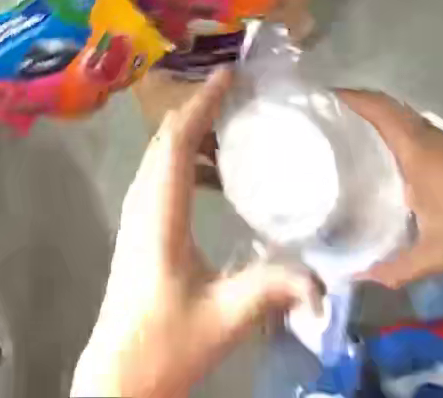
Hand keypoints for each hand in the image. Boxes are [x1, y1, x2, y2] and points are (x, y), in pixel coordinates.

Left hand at [73, 70, 319, 397]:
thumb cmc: (165, 340)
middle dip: (201, 108)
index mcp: (157, 207)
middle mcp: (142, 196)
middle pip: (167, 136)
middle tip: (241, 93)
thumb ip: (270, 290)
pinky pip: (164, 172)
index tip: (228, 75)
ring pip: (163, 153)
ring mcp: (138, 208)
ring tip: (238, 129)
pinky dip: (189, 159)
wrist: (121, 368)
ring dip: (195, 134)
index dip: (201, 102)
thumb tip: (322, 278)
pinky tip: (220, 178)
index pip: (175, 138)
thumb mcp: (223, 317)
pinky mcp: (143, 222)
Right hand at [339, 90, 442, 286]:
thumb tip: (355, 277)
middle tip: (322, 108)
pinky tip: (383, 144)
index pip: (377, 108)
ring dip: (376, 110)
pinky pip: (415, 125)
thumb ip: (394, 266)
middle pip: (387, 104)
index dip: (348, 97)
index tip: (316, 96)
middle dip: (355, 100)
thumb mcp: (435, 256)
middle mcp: (428, 138)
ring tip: (345, 121)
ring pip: (402, 113)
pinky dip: (394, 122)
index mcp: (416, 150)